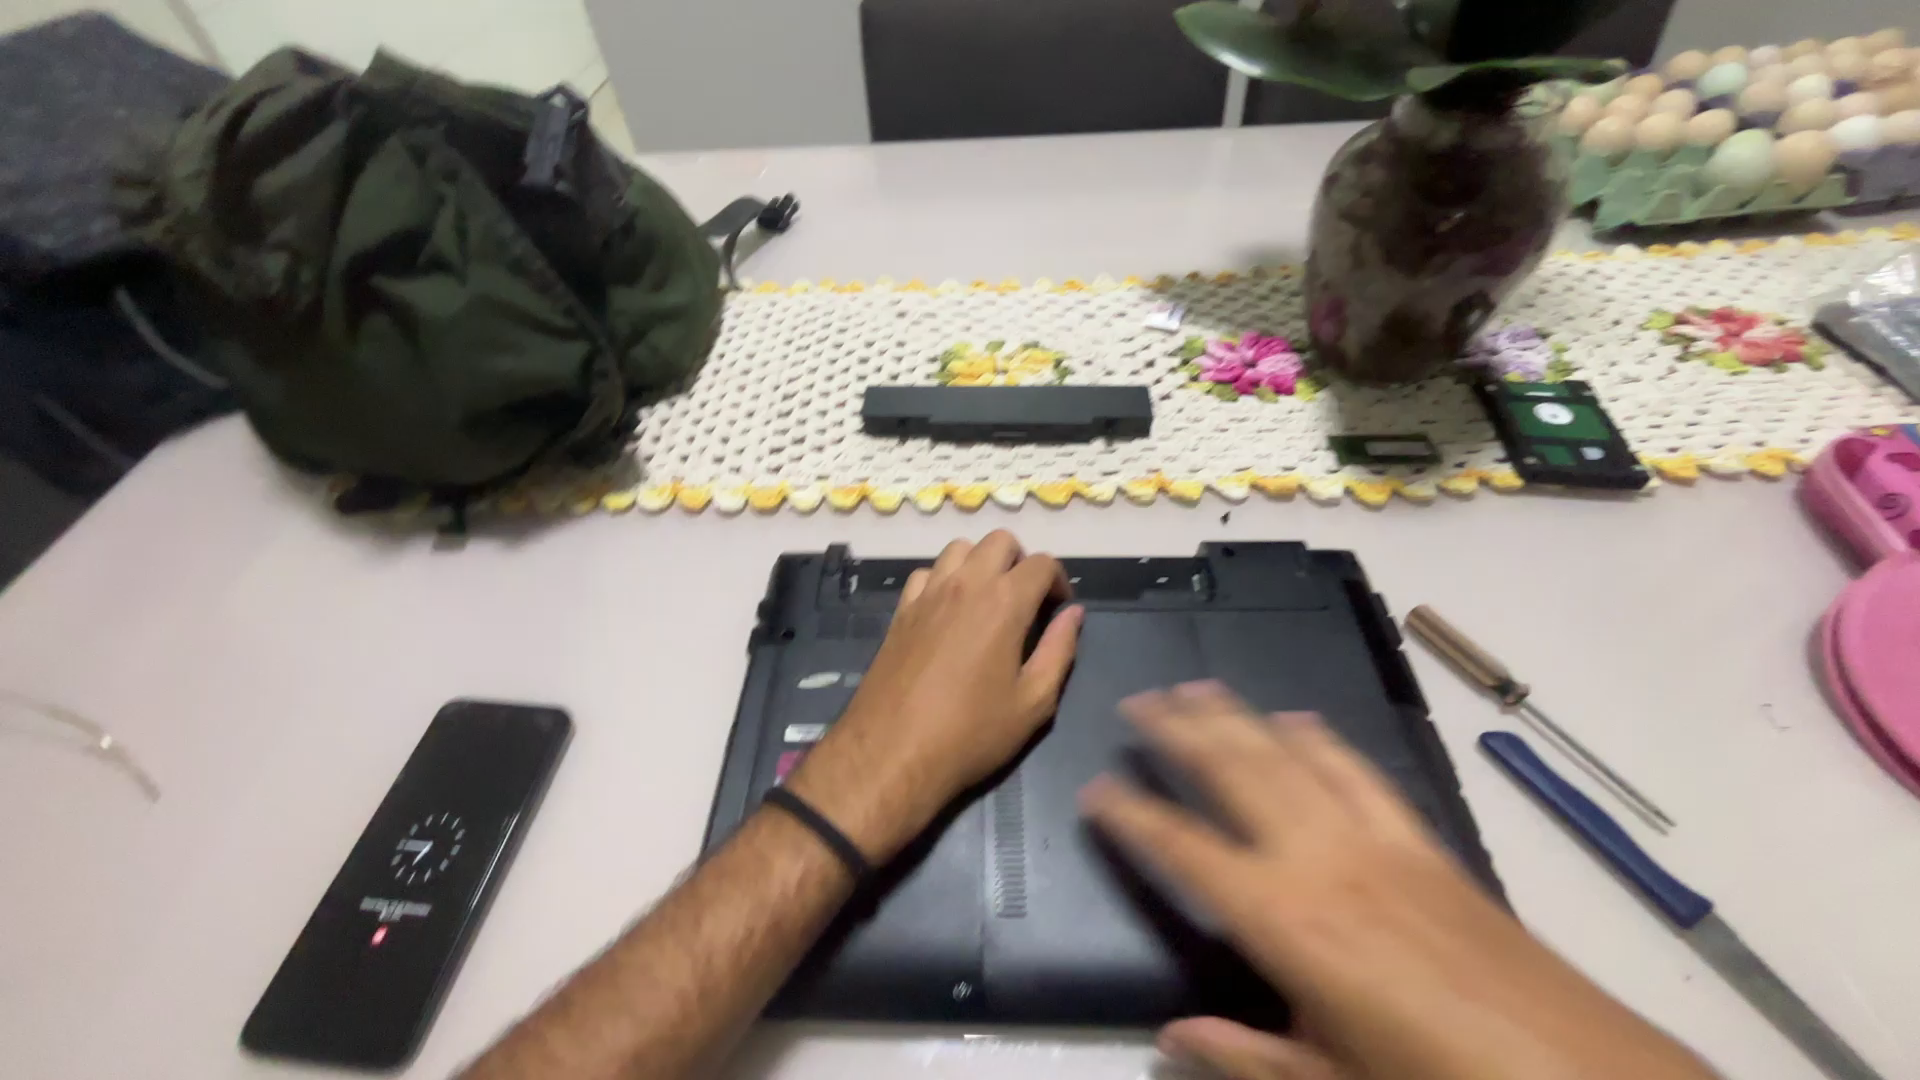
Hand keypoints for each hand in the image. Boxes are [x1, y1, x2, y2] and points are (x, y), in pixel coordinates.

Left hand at [787, 531, 1081, 863]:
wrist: (893, 752)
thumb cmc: (972, 733)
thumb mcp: (1033, 702)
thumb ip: (1059, 650)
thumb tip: (1073, 615)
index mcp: (1004, 602)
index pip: (1042, 563)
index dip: (1059, 581)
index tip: (1058, 610)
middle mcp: (965, 584)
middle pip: (999, 541)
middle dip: (1021, 561)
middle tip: (1026, 600)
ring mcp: (927, 594)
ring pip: (959, 549)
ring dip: (980, 563)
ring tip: (988, 600)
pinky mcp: (900, 611)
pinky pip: (926, 573)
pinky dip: (944, 579)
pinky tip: (948, 612)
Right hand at [1081, 683, 1716, 1079]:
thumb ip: (1242, 1056)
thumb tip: (1167, 1037)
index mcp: (1280, 918)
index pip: (1182, 848)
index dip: (1132, 814)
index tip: (1096, 787)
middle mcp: (1315, 858)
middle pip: (1232, 772)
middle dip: (1179, 730)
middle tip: (1140, 699)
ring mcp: (1370, 839)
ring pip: (1288, 756)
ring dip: (1238, 718)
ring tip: (1199, 687)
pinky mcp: (1419, 840)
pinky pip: (1358, 772)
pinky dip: (1322, 741)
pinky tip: (1298, 721)